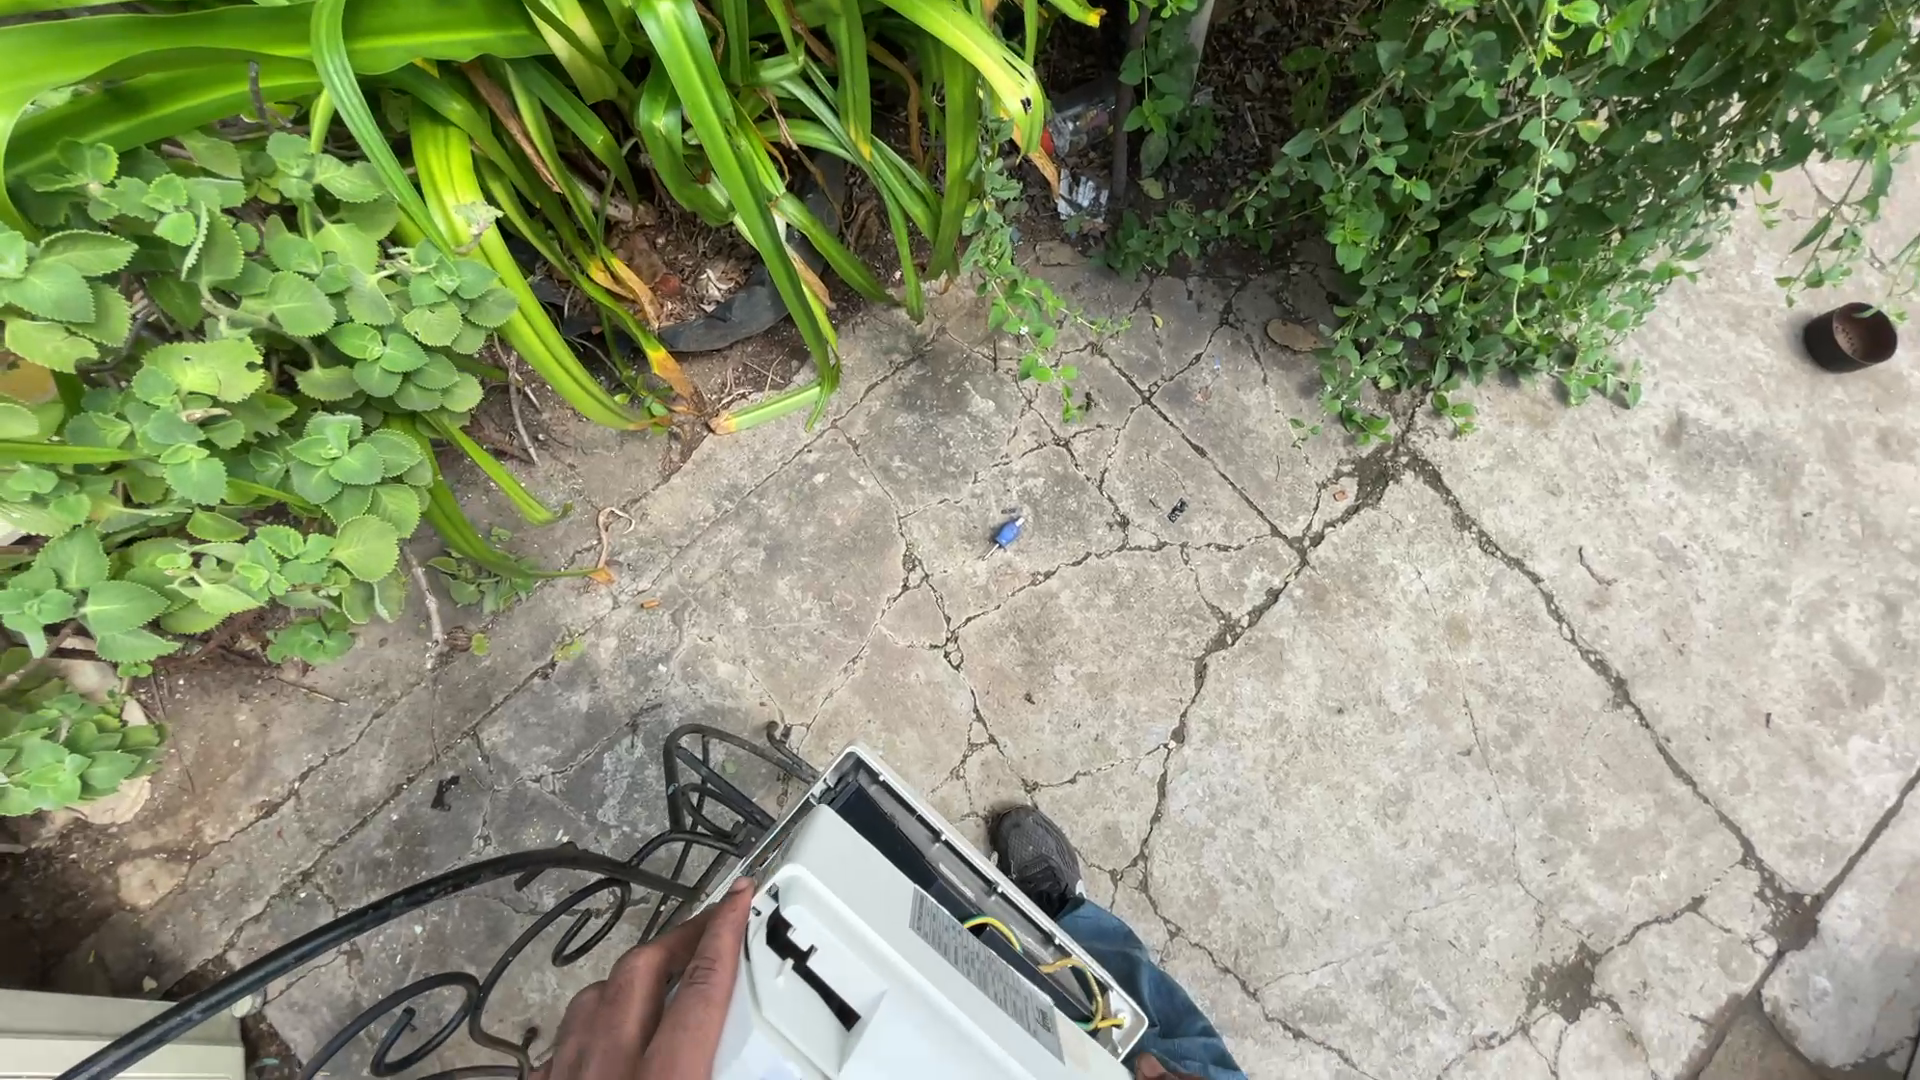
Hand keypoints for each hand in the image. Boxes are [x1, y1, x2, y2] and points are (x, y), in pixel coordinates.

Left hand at [533, 876, 754, 1079]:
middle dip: (677, 940)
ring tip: (658, 980)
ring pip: (590, 1000)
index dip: (724, 932)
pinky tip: (605, 1041)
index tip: (739, 894)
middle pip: (638, 972)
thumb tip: (786, 1075)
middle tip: (709, 931)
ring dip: (627, 979)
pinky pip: (559, 1048)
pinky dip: (587, 1030)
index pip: (701, 985)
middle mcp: (607, 1073)